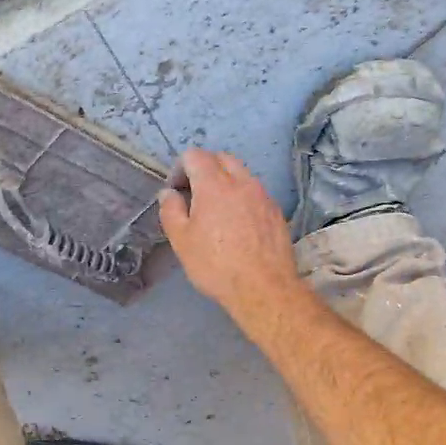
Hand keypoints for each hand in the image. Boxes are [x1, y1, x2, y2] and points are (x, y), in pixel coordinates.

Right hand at [158, 149, 307, 320]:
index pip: (195, 155)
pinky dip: (242, 197)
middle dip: (205, 168)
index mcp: (214, 184)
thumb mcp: (181, 240)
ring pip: (242, 173)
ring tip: (217, 210)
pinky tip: (238, 224)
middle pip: (221, 158)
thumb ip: (171, 210)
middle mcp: (241, 182)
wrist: (264, 289)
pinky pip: (255, 192)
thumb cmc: (216, 264)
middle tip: (195, 194)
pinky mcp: (276, 212)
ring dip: (226, 181)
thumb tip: (169, 193)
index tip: (176, 191)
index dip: (180, 168)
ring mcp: (263, 196)